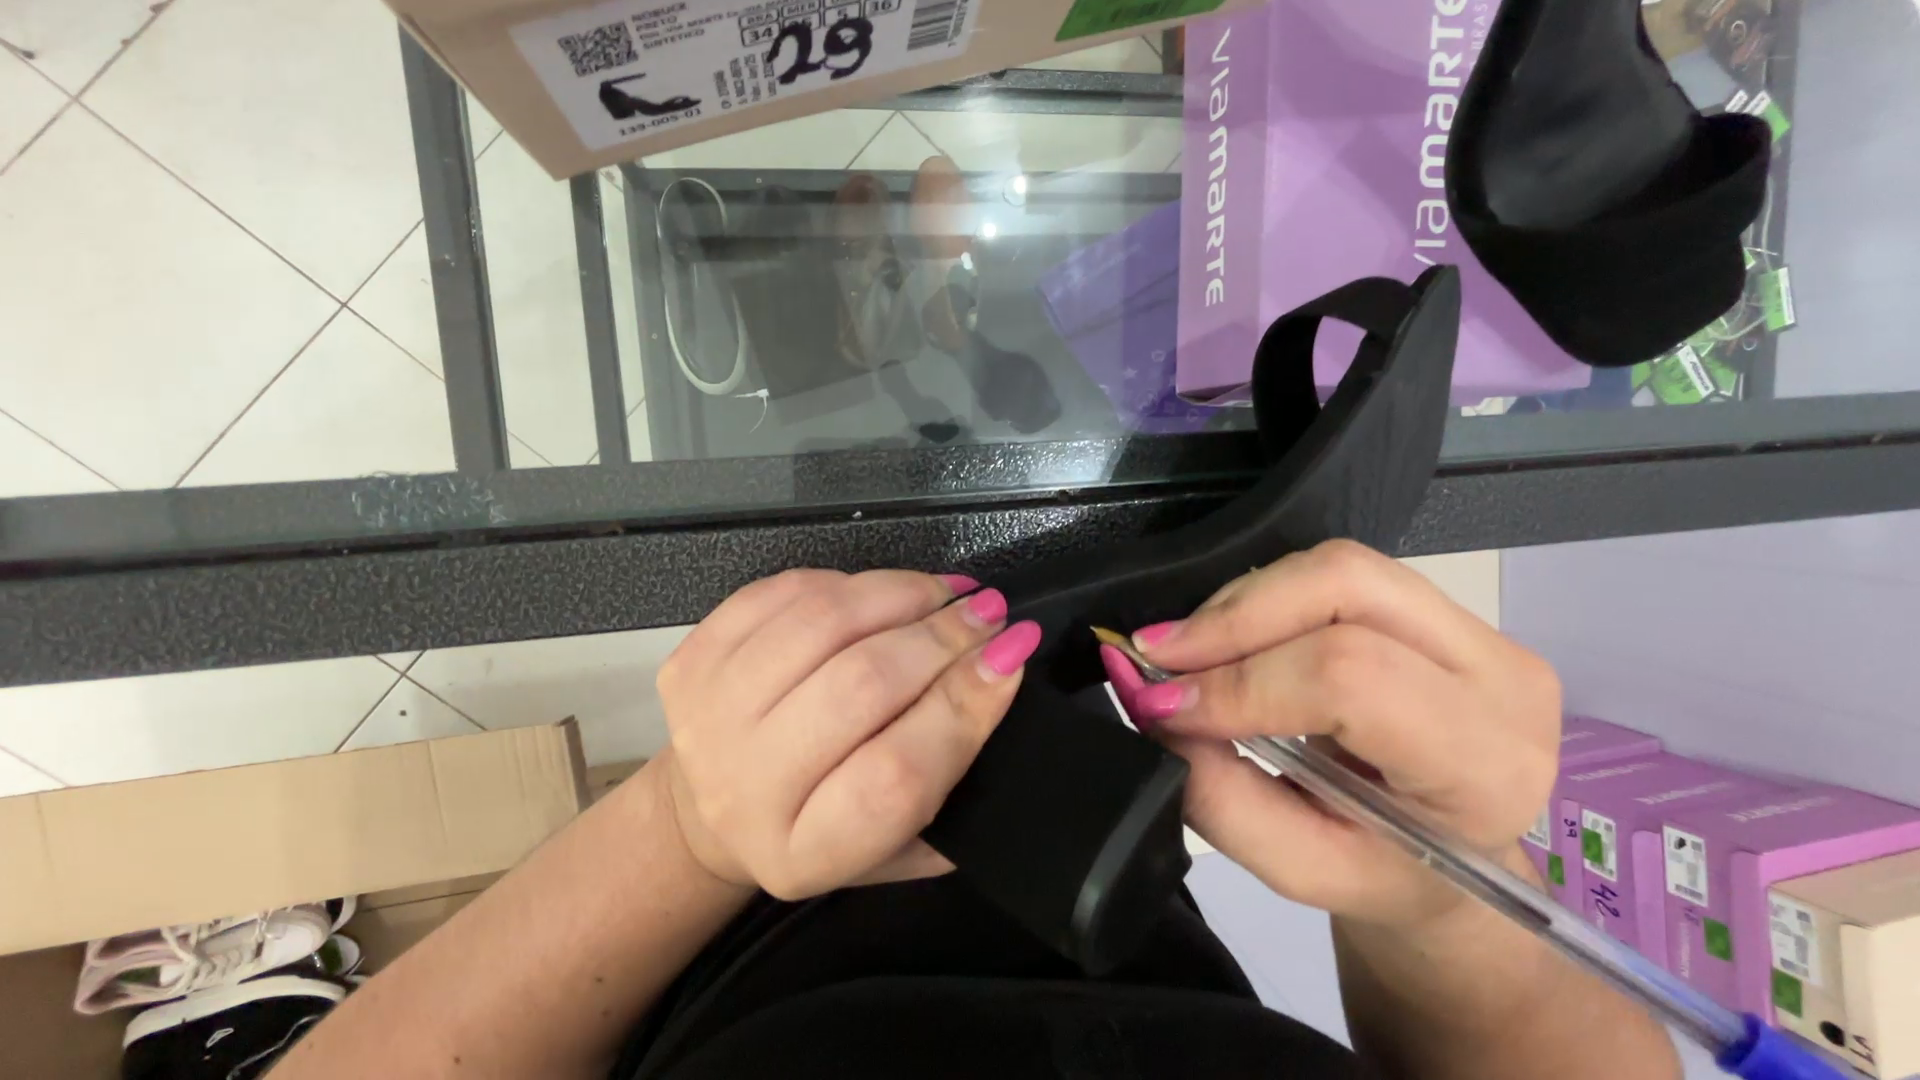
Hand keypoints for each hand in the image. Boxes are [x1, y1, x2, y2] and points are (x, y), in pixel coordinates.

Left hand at [656, 568, 1039, 899]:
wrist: (709, 812)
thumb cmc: (818, 832)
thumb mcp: (895, 846)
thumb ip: (953, 781)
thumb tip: (1003, 674)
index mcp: (807, 853)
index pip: (898, 774)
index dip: (964, 704)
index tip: (1013, 654)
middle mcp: (747, 788)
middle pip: (861, 687)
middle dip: (942, 637)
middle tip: (987, 613)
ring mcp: (710, 717)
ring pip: (822, 624)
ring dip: (899, 594)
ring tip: (943, 592)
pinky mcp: (692, 661)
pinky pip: (781, 593)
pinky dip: (845, 582)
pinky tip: (882, 591)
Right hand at [1102, 540, 1560, 928]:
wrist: (1454, 860)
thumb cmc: (1384, 875)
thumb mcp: (1299, 870)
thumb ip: (1221, 799)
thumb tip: (1154, 708)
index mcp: (1485, 763)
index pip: (1351, 677)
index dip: (1241, 681)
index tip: (1159, 703)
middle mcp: (1500, 677)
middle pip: (1344, 587)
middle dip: (1231, 618)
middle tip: (1156, 656)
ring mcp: (1478, 630)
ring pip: (1335, 568)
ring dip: (1238, 605)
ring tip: (1184, 653)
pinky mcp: (1439, 608)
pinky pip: (1333, 576)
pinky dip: (1259, 601)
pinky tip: (1224, 641)